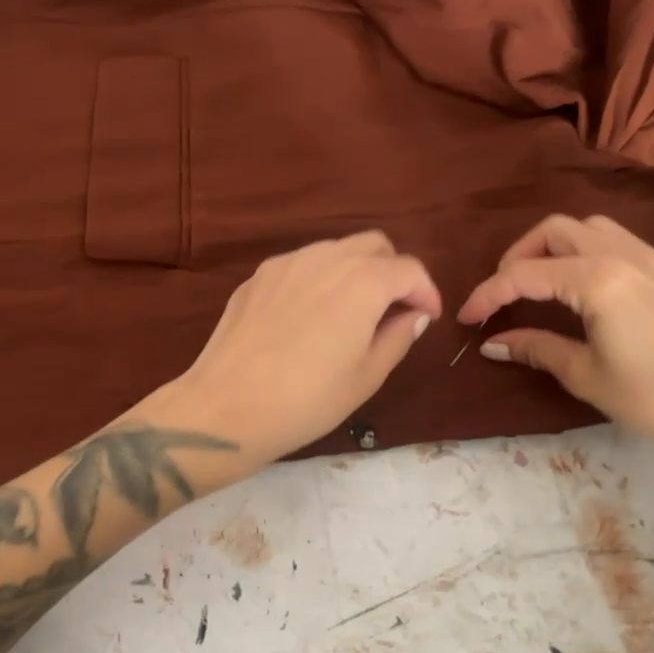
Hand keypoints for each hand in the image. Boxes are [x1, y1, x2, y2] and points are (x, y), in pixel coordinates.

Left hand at [164, 231, 440, 462]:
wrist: (226, 407)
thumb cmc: (307, 400)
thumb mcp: (366, 376)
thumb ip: (396, 337)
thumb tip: (412, 314)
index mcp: (362, 280)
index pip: (409, 269)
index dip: (425, 292)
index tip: (426, 318)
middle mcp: (325, 258)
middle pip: (373, 245)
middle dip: (392, 271)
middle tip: (392, 310)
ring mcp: (285, 264)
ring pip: (333, 250)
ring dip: (354, 271)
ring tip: (351, 314)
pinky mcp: (255, 278)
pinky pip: (299, 266)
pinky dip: (318, 280)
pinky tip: (309, 319)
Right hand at [458, 215, 653, 466]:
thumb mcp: (587, 376)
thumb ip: (537, 349)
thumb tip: (493, 342)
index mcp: (599, 279)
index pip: (524, 274)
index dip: (487, 294)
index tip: (466, 320)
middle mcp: (625, 255)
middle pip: (556, 230)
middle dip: (519, 256)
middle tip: (503, 295)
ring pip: (590, 227)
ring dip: (555, 248)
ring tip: (540, 286)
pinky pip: (619, 242)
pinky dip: (587, 253)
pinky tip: (584, 291)